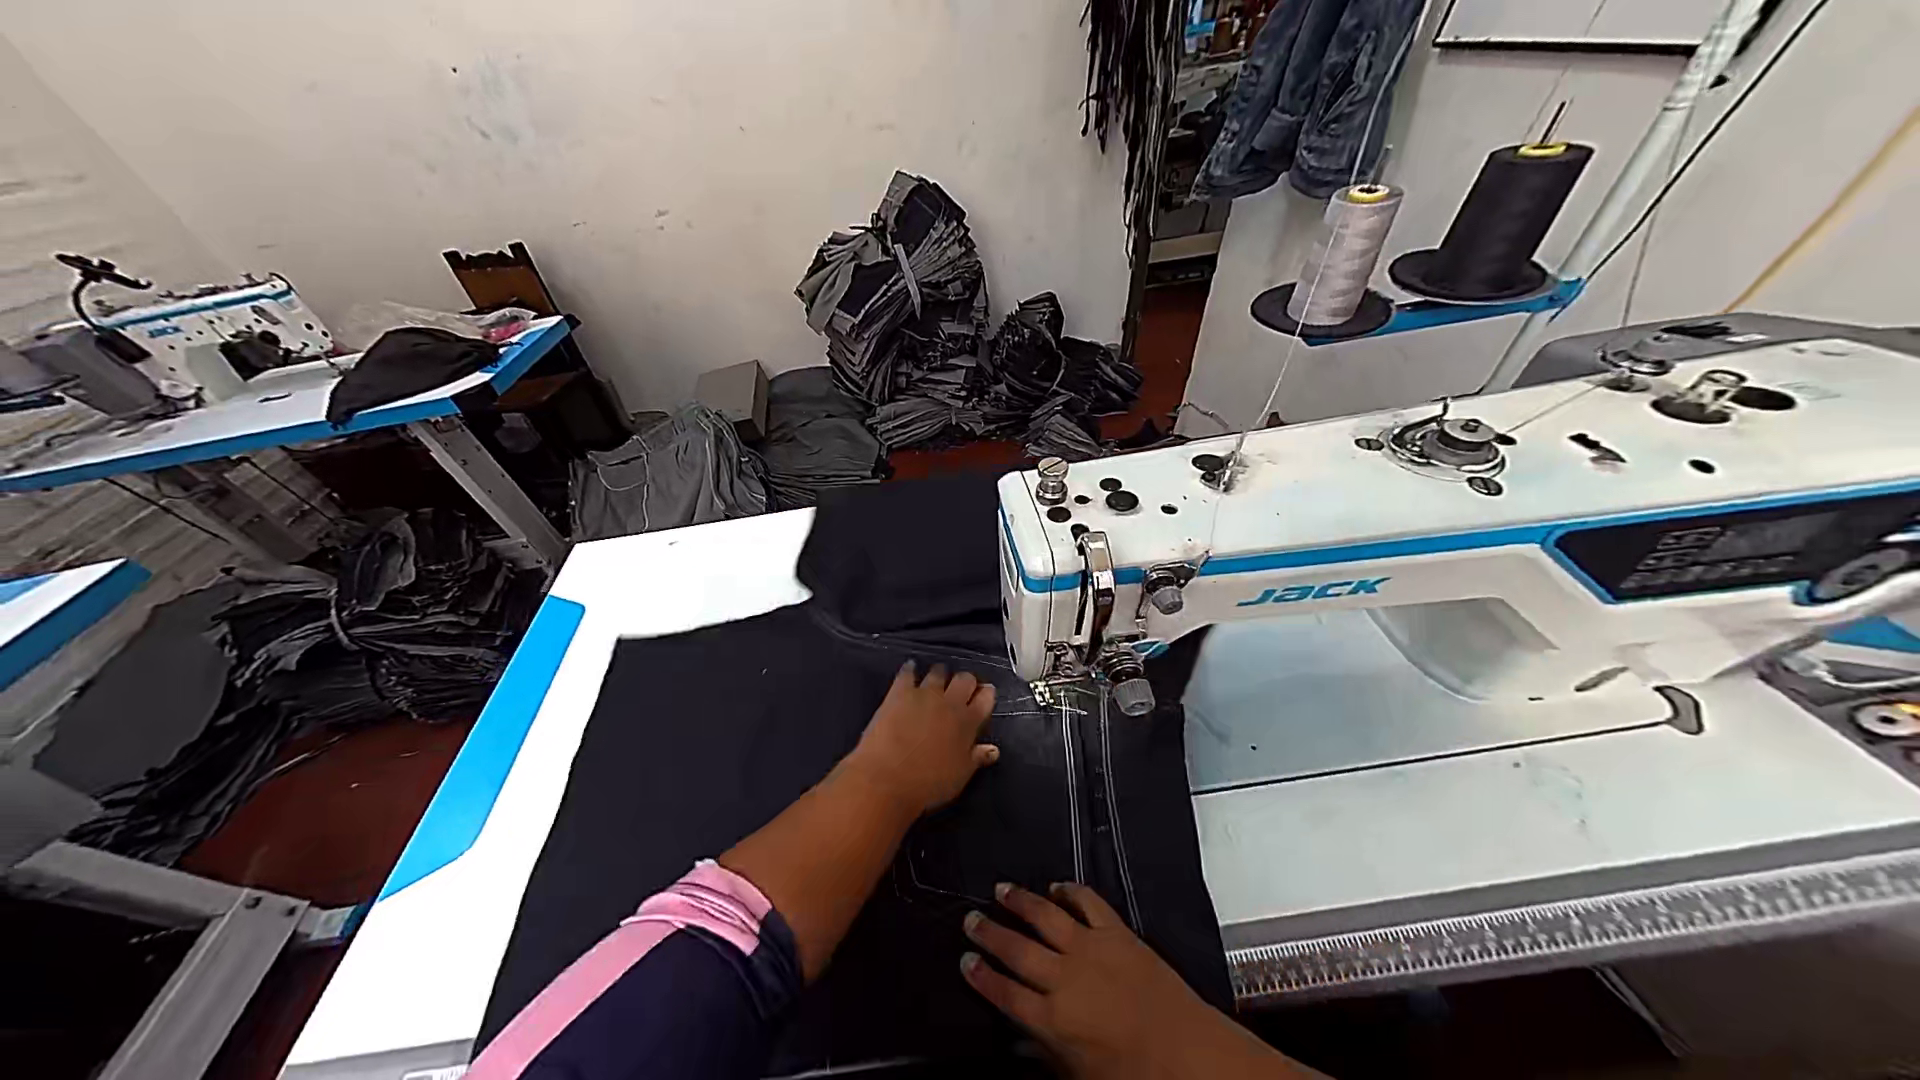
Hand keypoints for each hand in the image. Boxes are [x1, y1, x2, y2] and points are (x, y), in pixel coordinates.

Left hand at [842, 662, 997, 814]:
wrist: (887, 779)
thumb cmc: (928, 784)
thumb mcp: (960, 776)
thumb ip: (977, 758)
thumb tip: (993, 750)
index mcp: (968, 722)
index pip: (985, 698)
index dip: (986, 694)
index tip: (984, 694)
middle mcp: (950, 702)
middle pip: (965, 679)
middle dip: (966, 681)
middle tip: (961, 689)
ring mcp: (924, 694)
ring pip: (938, 672)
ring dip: (940, 675)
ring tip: (938, 680)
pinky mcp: (899, 692)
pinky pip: (908, 673)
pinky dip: (911, 670)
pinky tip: (911, 669)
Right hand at [962, 883, 1312, 1078]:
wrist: (1188, 1054)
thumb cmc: (1135, 1075)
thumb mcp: (1080, 1074)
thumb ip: (1048, 1051)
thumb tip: (1023, 1034)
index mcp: (1053, 1020)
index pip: (1004, 993)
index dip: (981, 976)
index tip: (964, 961)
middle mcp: (1064, 978)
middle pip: (1016, 949)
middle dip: (989, 934)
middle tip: (969, 919)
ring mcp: (1090, 949)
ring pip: (1044, 916)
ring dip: (1019, 902)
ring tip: (1001, 890)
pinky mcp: (1115, 931)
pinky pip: (1086, 902)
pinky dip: (1069, 891)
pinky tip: (1056, 887)